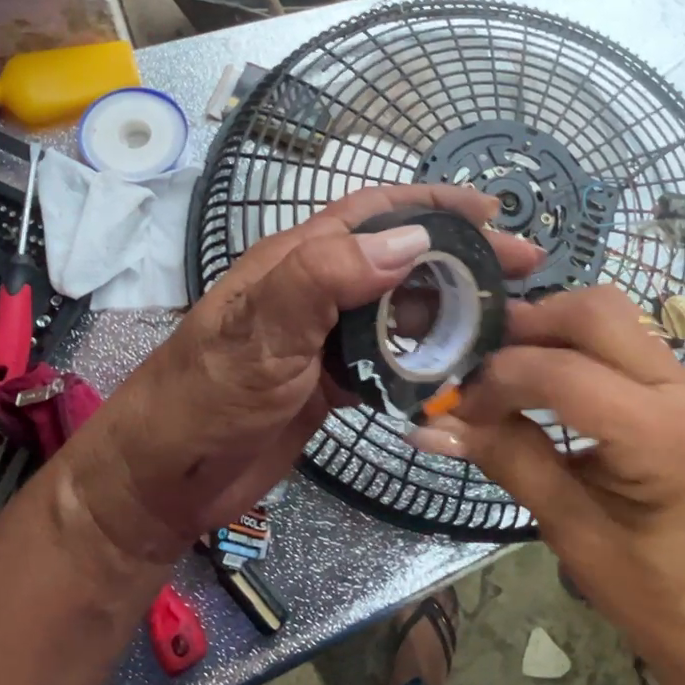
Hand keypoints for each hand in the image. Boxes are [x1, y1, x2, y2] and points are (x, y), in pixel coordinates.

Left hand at [60, 185, 543, 564]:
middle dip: (459, 255)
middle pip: (400, 258)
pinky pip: (391, 357)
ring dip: (451, 306)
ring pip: (401, 308)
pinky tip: (463, 366)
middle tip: (521, 267)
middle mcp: (318, 288)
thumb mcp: (262, 330)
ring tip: (505, 315)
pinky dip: (427, 357)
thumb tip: (412, 240)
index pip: (375, 213)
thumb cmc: (205, 395)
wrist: (163, 479)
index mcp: (298, 259)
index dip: (433, 205)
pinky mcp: (331, 381)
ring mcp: (325, 336)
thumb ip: (327, 279)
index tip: (490, 211)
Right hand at [411, 288, 684, 684]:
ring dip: (550, 325)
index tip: (460, 403)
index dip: (501, 378)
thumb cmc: (641, 584)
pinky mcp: (678, 381)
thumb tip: (430, 424)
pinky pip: (619, 333)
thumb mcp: (565, 526)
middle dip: (529, 326)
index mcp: (662, 437)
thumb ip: (505, 457)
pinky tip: (543, 373)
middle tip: (483, 362)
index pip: (566, 374)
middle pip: (595, 312)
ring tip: (508, 366)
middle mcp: (684, 390)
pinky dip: (571, 339)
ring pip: (609, 311)